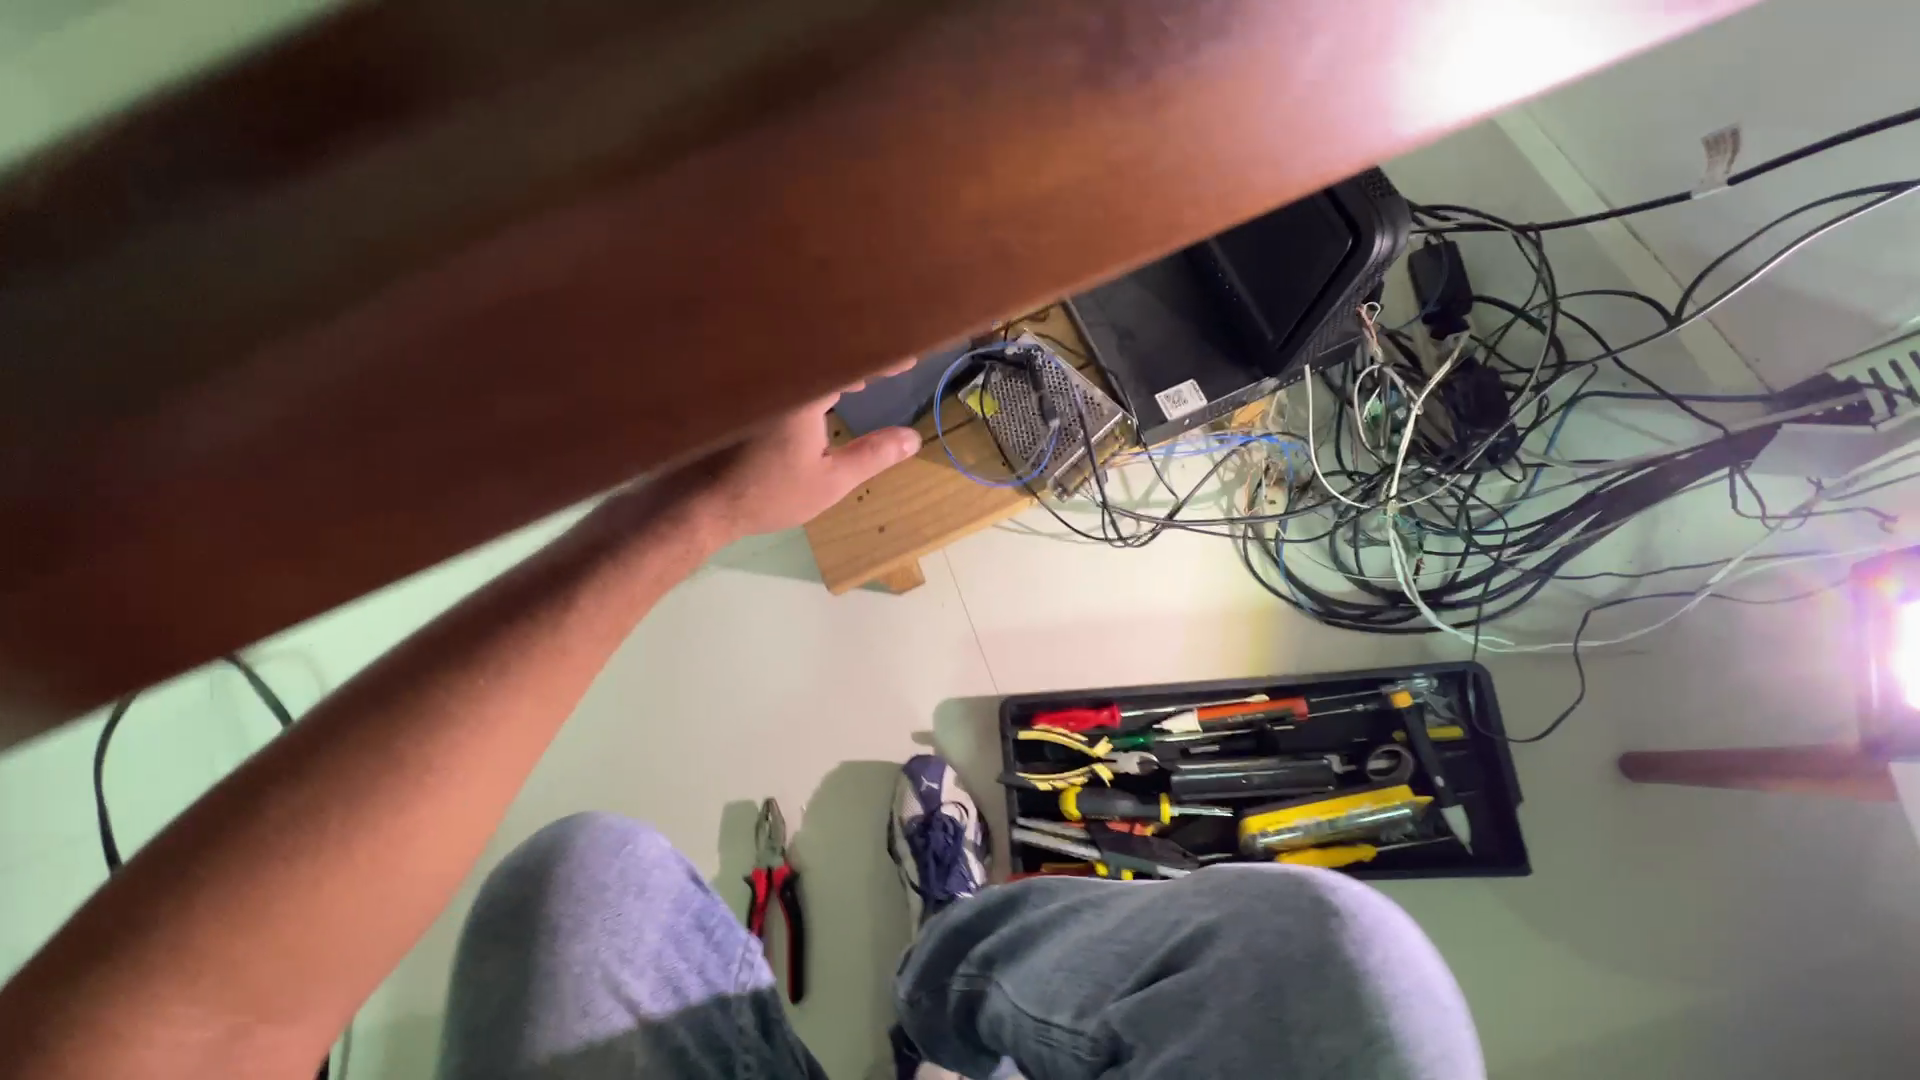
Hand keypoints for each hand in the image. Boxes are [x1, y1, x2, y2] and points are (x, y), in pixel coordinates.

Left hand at [617, 368, 922, 542]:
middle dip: (856, 356)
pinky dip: (800, 372)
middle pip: (823, 347)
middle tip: (880, 371)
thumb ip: (872, 456)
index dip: (882, 359)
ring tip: (851, 386)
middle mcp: (774, 369)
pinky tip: (810, 397)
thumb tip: (912, 438)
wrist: (693, 504)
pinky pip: (773, 365)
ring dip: (828, 364)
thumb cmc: (764, 494)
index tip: (907, 358)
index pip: (852, 361)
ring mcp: (749, 374)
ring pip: (797, 354)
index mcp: (803, 389)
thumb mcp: (829, 482)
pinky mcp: (731, 386)